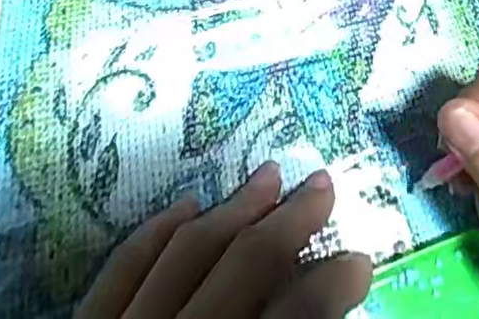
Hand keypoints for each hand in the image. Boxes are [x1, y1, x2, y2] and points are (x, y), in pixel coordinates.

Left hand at [75, 162, 372, 318]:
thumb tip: (322, 313)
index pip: (293, 318)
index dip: (333, 284)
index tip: (360, 263)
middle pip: (244, 266)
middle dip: (292, 221)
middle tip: (323, 184)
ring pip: (185, 253)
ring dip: (233, 208)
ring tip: (269, 175)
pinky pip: (118, 273)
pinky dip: (153, 234)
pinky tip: (186, 205)